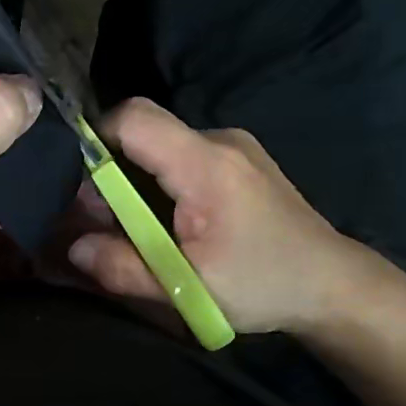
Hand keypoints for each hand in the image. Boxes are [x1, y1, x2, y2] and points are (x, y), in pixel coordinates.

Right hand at [66, 99, 376, 334]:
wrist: (332, 284)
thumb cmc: (263, 285)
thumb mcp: (187, 288)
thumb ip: (123, 267)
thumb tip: (74, 247)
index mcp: (206, 164)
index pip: (134, 118)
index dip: (94, 140)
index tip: (77, 184)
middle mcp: (219, 140)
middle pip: (142, 133)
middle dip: (109, 175)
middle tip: (100, 224)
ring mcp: (232, 147)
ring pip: (159, 148)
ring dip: (134, 184)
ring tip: (134, 231)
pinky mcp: (237, 161)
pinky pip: (180, 158)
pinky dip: (158, 186)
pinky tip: (163, 224)